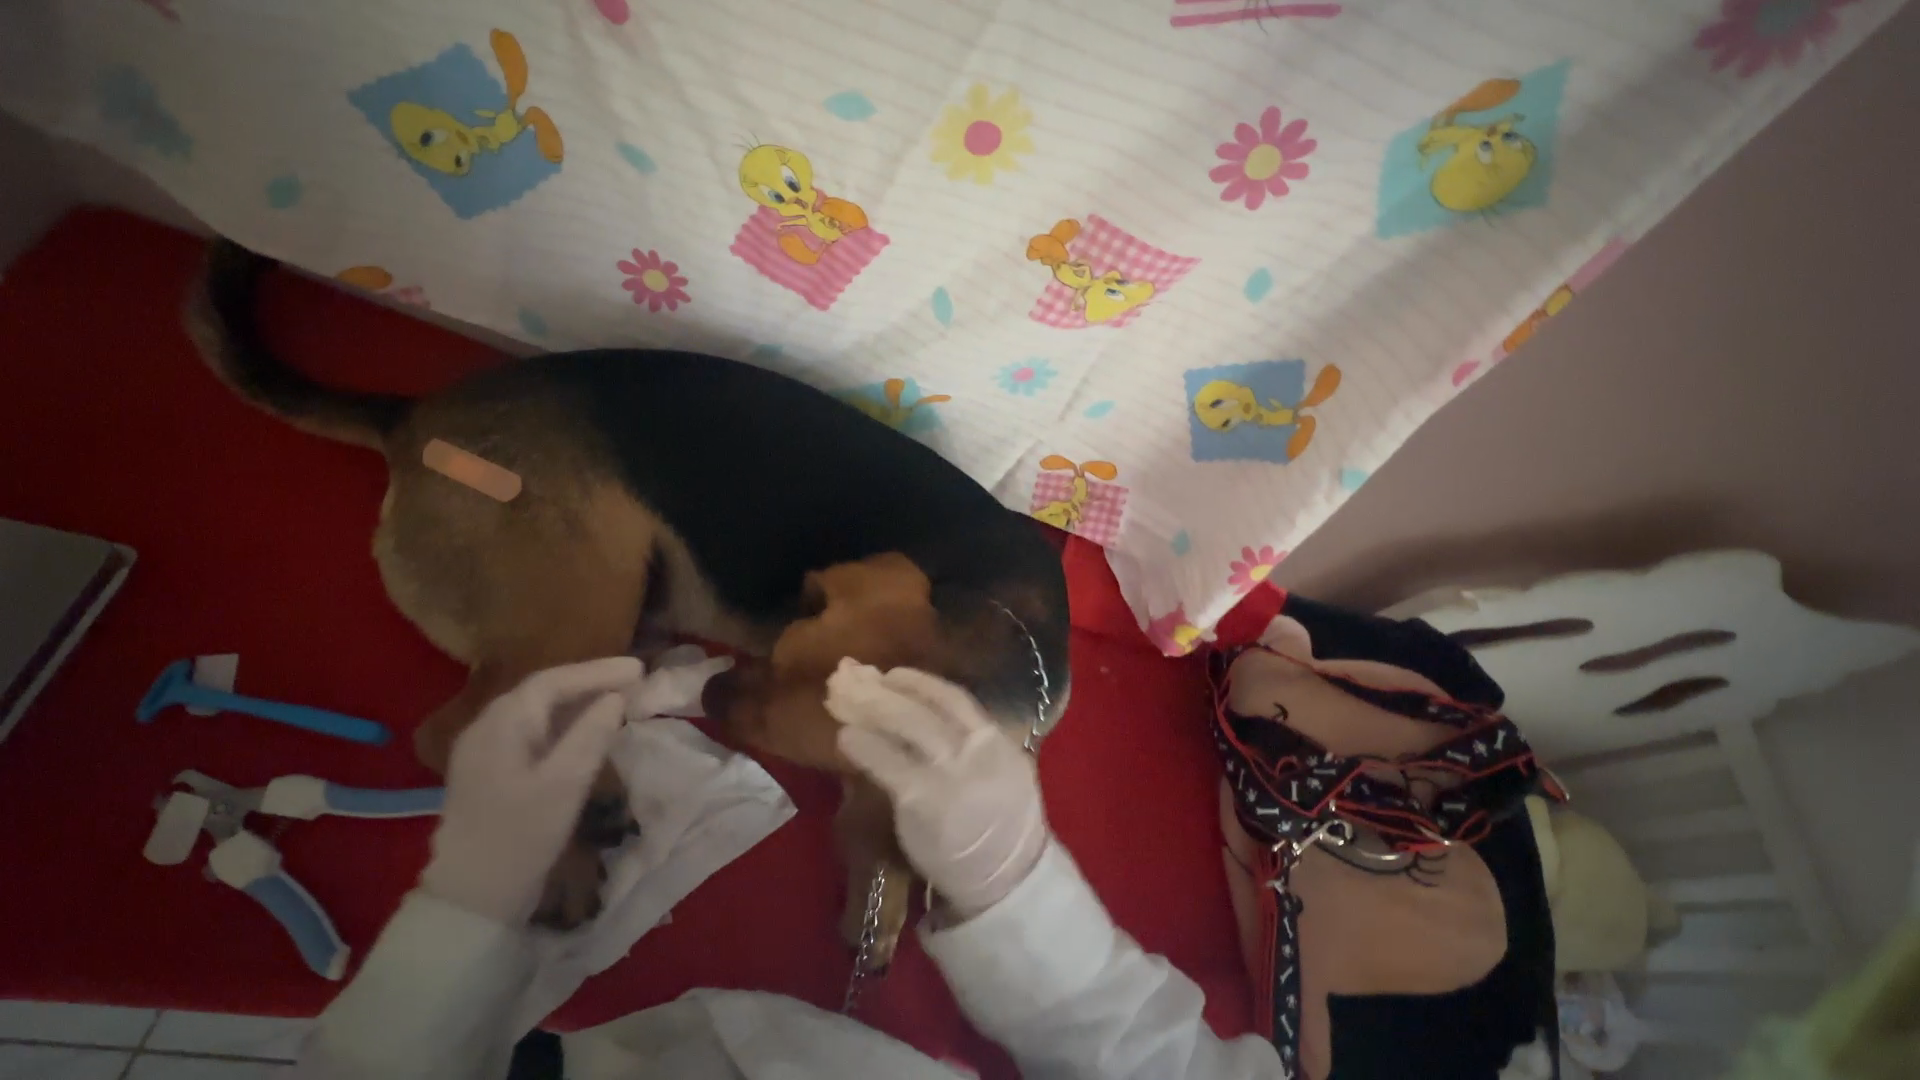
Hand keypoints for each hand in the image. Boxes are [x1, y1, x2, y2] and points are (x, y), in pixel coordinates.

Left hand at [420, 657, 642, 923]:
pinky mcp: (493, 773)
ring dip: (580, 702)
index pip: (553, 681)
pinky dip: (566, 724)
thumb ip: (591, 733)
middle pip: (544, 692)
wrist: (473, 896)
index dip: (598, 671)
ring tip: (620, 699)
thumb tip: (617, 697)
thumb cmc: (521, 834)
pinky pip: (534, 733)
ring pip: (539, 712)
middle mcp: (488, 728)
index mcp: (501, 724)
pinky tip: (588, 731)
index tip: (639, 669)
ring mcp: (487, 751)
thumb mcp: (565, 782)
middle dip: (591, 682)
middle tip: (635, 680)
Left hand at [825, 660, 1046, 918]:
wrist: (1005, 878)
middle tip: (859, 682)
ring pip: (906, 725)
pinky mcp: (921, 799)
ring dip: (871, 709)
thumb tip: (929, 720)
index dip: (921, 683)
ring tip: (843, 702)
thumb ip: (974, 746)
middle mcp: (975, 750)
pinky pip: (887, 763)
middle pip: (925, 707)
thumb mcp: (1003, 773)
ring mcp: (949, 773)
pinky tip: (845, 738)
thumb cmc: (1000, 826)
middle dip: (888, 691)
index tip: (895, 674)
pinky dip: (864, 746)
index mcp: (995, 742)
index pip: (955, 698)